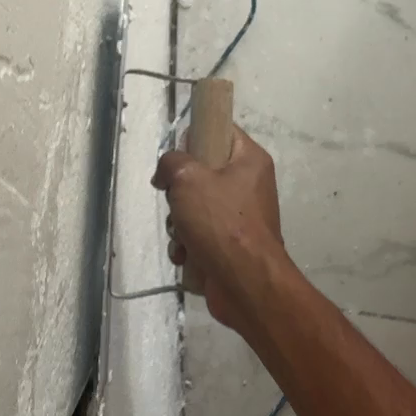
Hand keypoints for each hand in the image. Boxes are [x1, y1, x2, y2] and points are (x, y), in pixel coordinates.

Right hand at [152, 126, 287, 333]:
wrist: (246, 286)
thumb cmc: (221, 221)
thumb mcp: (187, 177)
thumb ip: (170, 162)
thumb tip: (165, 176)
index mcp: (250, 160)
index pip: (220, 130)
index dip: (196, 136)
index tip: (179, 153)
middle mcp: (249, 185)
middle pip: (202, 172)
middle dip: (179, 191)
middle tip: (176, 199)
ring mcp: (241, 218)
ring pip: (196, 206)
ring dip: (179, 222)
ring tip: (181, 234)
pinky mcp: (230, 246)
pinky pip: (200, 234)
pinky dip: (188, 245)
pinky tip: (185, 255)